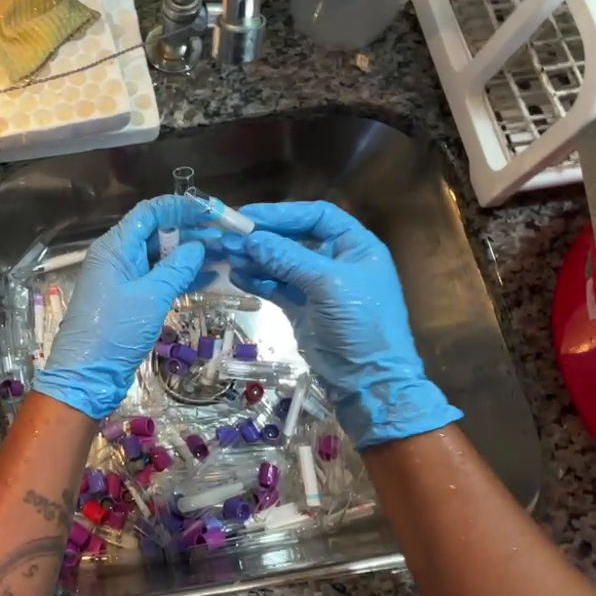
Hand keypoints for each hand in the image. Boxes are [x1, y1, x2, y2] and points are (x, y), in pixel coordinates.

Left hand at [33, 196, 207, 418]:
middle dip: (191, 231)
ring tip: (224, 253)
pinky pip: (158, 278)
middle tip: (225, 236)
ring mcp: (123, 279)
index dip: (180, 207)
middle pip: (156, 232)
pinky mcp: (130, 299)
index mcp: (115, 248)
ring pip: (160, 256)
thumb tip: (198, 247)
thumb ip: (177, 269)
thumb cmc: (115, 331)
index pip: (149, 213)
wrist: (88, 374)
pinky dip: (181, 276)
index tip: (211, 211)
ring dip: (190, 254)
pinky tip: (209, 277)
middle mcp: (118, 257)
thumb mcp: (151, 297)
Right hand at [227, 201, 460, 447]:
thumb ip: (287, 258)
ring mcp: (318, 286)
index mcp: (355, 246)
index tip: (248, 216)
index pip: (316, 216)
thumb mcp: (327, 284)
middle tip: (228, 237)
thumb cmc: (361, 325)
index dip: (283, 213)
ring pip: (281, 262)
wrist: (369, 382)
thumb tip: (250, 239)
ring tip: (227, 256)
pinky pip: (275, 286)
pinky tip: (236, 275)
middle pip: (295, 237)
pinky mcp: (302, 308)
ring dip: (254, 258)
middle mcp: (337, 261)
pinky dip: (256, 280)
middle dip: (262, 237)